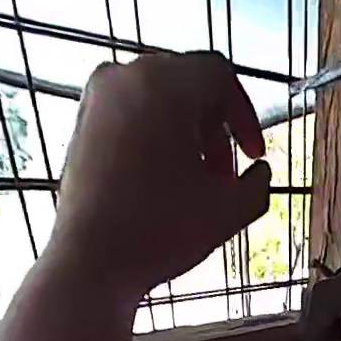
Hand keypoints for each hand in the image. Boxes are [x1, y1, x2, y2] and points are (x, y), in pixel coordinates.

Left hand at [51, 52, 270, 301]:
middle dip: (214, 130)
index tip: (252, 157)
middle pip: (188, 86)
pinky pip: (130, 117)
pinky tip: (159, 184)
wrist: (90, 264)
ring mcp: (96, 100)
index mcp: (164, 84)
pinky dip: (153, 140)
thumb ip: (258, 186)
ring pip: (158, 102)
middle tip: (222, 176)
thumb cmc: (159, 234)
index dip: (245, 116)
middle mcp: (125, 76)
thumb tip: (260, 174)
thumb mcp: (228, 213)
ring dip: (185, 137)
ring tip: (192, 184)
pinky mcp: (80, 127)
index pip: (220, 76)